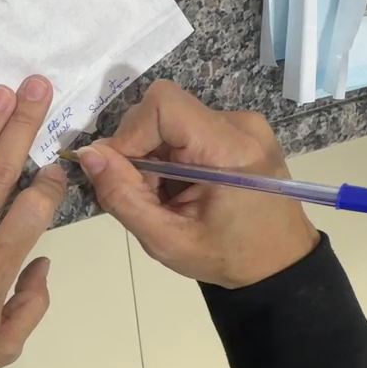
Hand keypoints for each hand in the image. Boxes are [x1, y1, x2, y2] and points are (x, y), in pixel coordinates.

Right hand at [76, 81, 318, 288]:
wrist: (279, 262)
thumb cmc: (225, 257)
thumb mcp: (164, 239)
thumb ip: (121, 196)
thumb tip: (87, 153)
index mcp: (229, 150)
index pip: (162, 105)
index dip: (129, 133)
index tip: (121, 172)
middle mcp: (240, 124)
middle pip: (162, 111)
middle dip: (138, 150)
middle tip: (146, 193)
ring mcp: (242, 123)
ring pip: (169, 120)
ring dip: (152, 155)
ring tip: (166, 194)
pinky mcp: (238, 129)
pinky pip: (184, 128)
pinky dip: (168, 155)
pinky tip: (180, 186)